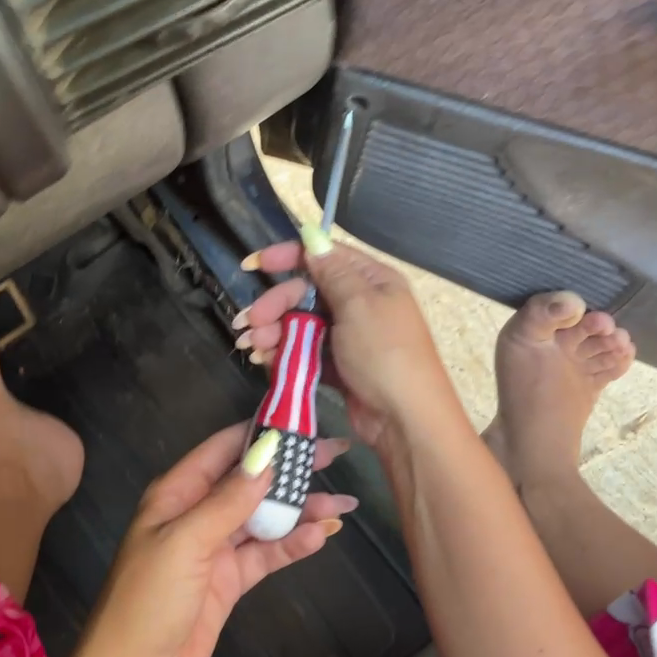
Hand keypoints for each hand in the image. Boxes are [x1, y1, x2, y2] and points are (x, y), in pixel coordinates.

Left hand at [64, 424, 352, 656]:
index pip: (225, 449)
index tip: (302, 421)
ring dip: (301, 510)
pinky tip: (320, 536)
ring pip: (264, 517)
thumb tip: (267, 456)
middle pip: (251, 481)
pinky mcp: (230, 580)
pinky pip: (266, 553)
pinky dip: (293, 544)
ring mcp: (215, 547)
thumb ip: (228, 500)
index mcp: (177, 492)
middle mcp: (198, 512)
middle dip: (292, 469)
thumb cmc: (149, 599)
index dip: (262, 433)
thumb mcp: (186, 541)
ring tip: (343, 504)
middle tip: (336, 454)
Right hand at [236, 237, 463, 448]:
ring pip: (301, 323)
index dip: (287, 256)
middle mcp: (361, 303)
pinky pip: (305, 351)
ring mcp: (349, 336)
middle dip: (275, 303)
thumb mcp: (358, 305)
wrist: (406, 420)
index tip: (254, 265)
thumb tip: (312, 236)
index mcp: (372, 280)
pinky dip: (283, 353)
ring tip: (251, 345)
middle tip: (249, 321)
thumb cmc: (385, 354)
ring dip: (273, 331)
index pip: (325, 256)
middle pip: (306, 292)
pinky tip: (262, 360)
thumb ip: (332, 271)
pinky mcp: (339, 366)